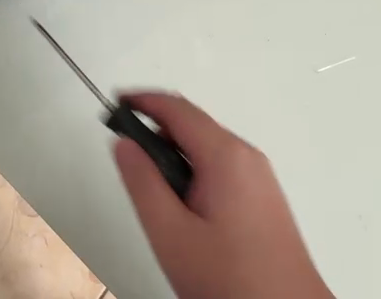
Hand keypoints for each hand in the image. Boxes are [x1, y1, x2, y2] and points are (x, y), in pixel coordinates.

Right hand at [114, 93, 331, 298]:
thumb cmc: (233, 282)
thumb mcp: (172, 234)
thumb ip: (143, 182)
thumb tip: (124, 144)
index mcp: (226, 156)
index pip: (176, 107)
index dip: (141, 100)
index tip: (115, 103)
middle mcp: (248, 158)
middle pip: (192, 124)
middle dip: (156, 132)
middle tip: (129, 157)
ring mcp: (261, 178)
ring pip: (206, 148)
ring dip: (175, 157)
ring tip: (156, 197)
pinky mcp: (265, 199)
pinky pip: (222, 168)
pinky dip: (195, 173)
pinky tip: (186, 212)